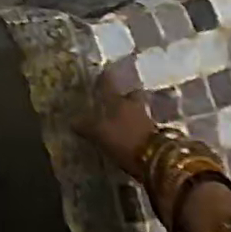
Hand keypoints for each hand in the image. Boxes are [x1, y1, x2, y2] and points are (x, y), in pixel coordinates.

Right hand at [72, 66, 157, 181]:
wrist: (158, 161)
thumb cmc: (124, 140)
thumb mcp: (98, 133)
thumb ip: (85, 126)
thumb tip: (72, 121)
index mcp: (118, 101)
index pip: (109, 84)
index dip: (104, 78)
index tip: (101, 70)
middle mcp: (133, 106)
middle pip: (131, 95)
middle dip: (125, 94)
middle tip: (116, 96)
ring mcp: (147, 121)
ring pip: (137, 110)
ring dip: (131, 112)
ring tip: (120, 117)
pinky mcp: (156, 136)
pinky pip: (142, 125)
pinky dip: (135, 126)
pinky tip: (128, 132)